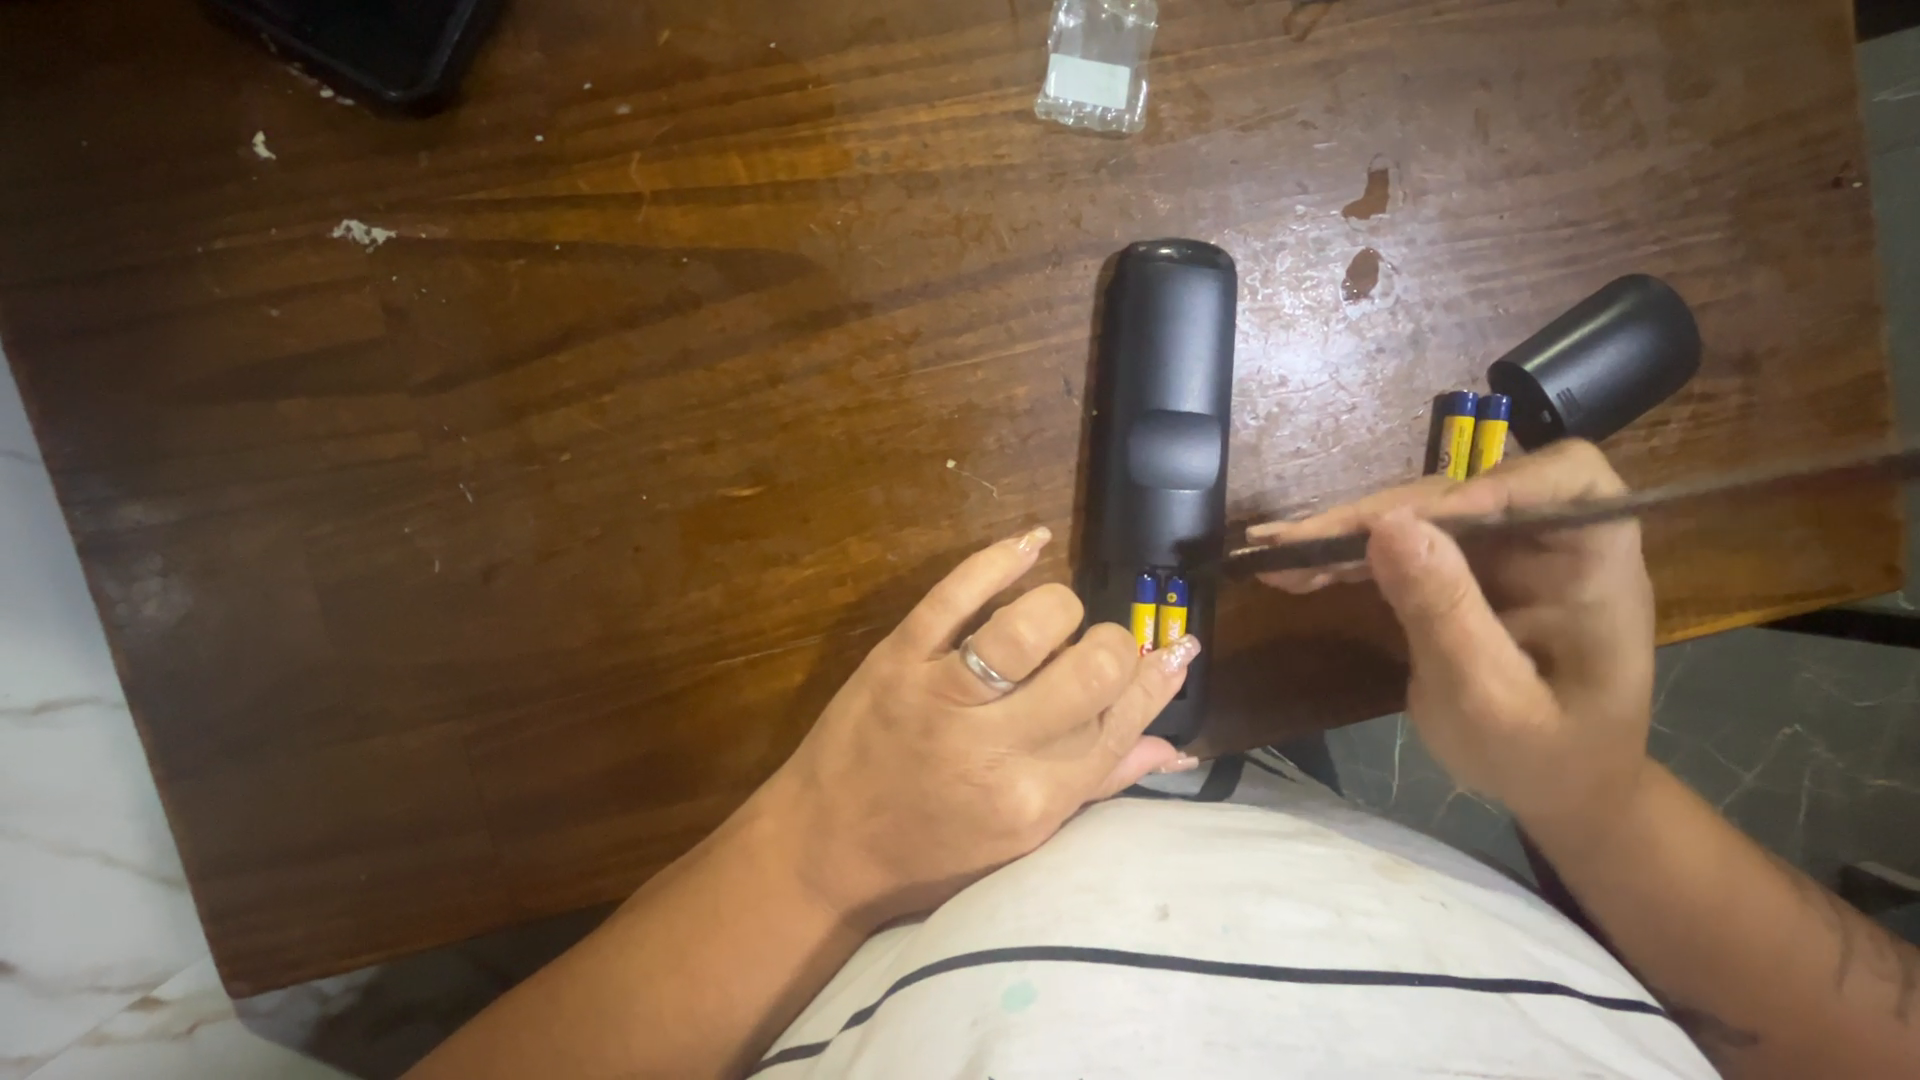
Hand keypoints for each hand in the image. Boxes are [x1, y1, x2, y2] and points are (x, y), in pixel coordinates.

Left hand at [757, 526, 1199, 923]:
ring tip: (1054, 620)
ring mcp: (942, 695)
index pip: (1120, 722)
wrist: (820, 849)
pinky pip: (957, 593)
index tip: (1175, 648)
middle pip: (1092, 668)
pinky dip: (1001, 558)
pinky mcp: (898, 656)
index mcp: (1033, 800)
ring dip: (1060, 608)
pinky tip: (1032, 542)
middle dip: (1113, 646)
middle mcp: (995, 748)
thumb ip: (1096, 786)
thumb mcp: (1019, 843)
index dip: (1157, 679)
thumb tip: (1172, 745)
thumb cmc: (926, 854)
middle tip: (1098, 649)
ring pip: (1031, 623)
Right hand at [1249, 440, 1655, 831]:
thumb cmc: (1541, 756)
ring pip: (1413, 516)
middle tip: (1292, 544)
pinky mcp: (1456, 570)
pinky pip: (1394, 546)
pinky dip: (1343, 556)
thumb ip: (1444, 612)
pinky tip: (1293, 569)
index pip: (1565, 479)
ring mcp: (1496, 554)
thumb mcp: (1490, 698)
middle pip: (1457, 494)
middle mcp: (1544, 542)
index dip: (1487, 487)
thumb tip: (1386, 528)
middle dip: (1372, 516)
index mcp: (1592, 563)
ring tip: (1275, 552)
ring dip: (1343, 533)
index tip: (1407, 524)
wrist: (1550, 788)